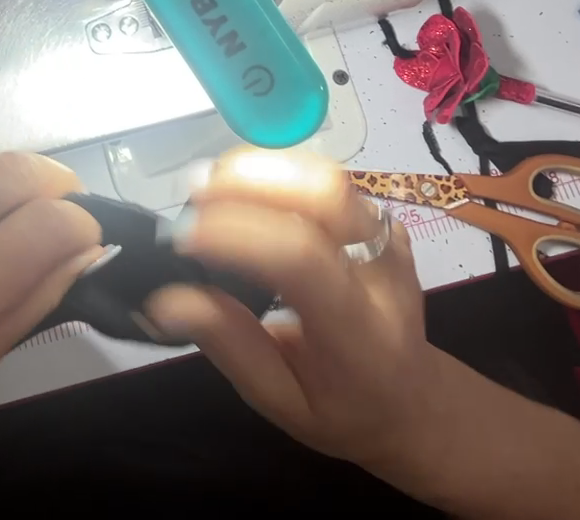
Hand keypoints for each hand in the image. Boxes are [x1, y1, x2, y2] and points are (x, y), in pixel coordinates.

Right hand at [143, 149, 445, 471]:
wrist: (415, 401)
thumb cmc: (342, 408)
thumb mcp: (278, 399)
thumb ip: (228, 344)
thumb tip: (164, 300)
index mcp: (358, 331)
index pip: (302, 258)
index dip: (237, 233)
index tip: (184, 237)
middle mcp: (381, 272)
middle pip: (325, 195)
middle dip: (251, 180)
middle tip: (195, 190)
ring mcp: (388, 238)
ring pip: (324, 175)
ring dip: (260, 170)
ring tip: (210, 185)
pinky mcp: (380, 219)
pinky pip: (324, 179)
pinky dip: (277, 173)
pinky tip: (244, 191)